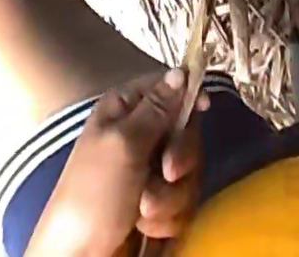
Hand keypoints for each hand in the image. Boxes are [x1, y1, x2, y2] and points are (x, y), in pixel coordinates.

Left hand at [26, 69, 207, 256]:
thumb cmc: (93, 194)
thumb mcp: (124, 145)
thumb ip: (157, 108)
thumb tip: (180, 70)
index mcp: (126, 108)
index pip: (169, 86)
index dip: (189, 94)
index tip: (204, 107)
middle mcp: (141, 134)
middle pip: (187, 130)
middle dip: (180, 158)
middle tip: (165, 173)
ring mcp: (151, 171)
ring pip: (189, 171)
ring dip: (170, 197)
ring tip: (143, 211)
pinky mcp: (159, 205)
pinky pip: (184, 203)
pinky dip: (168, 219)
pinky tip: (145, 228)